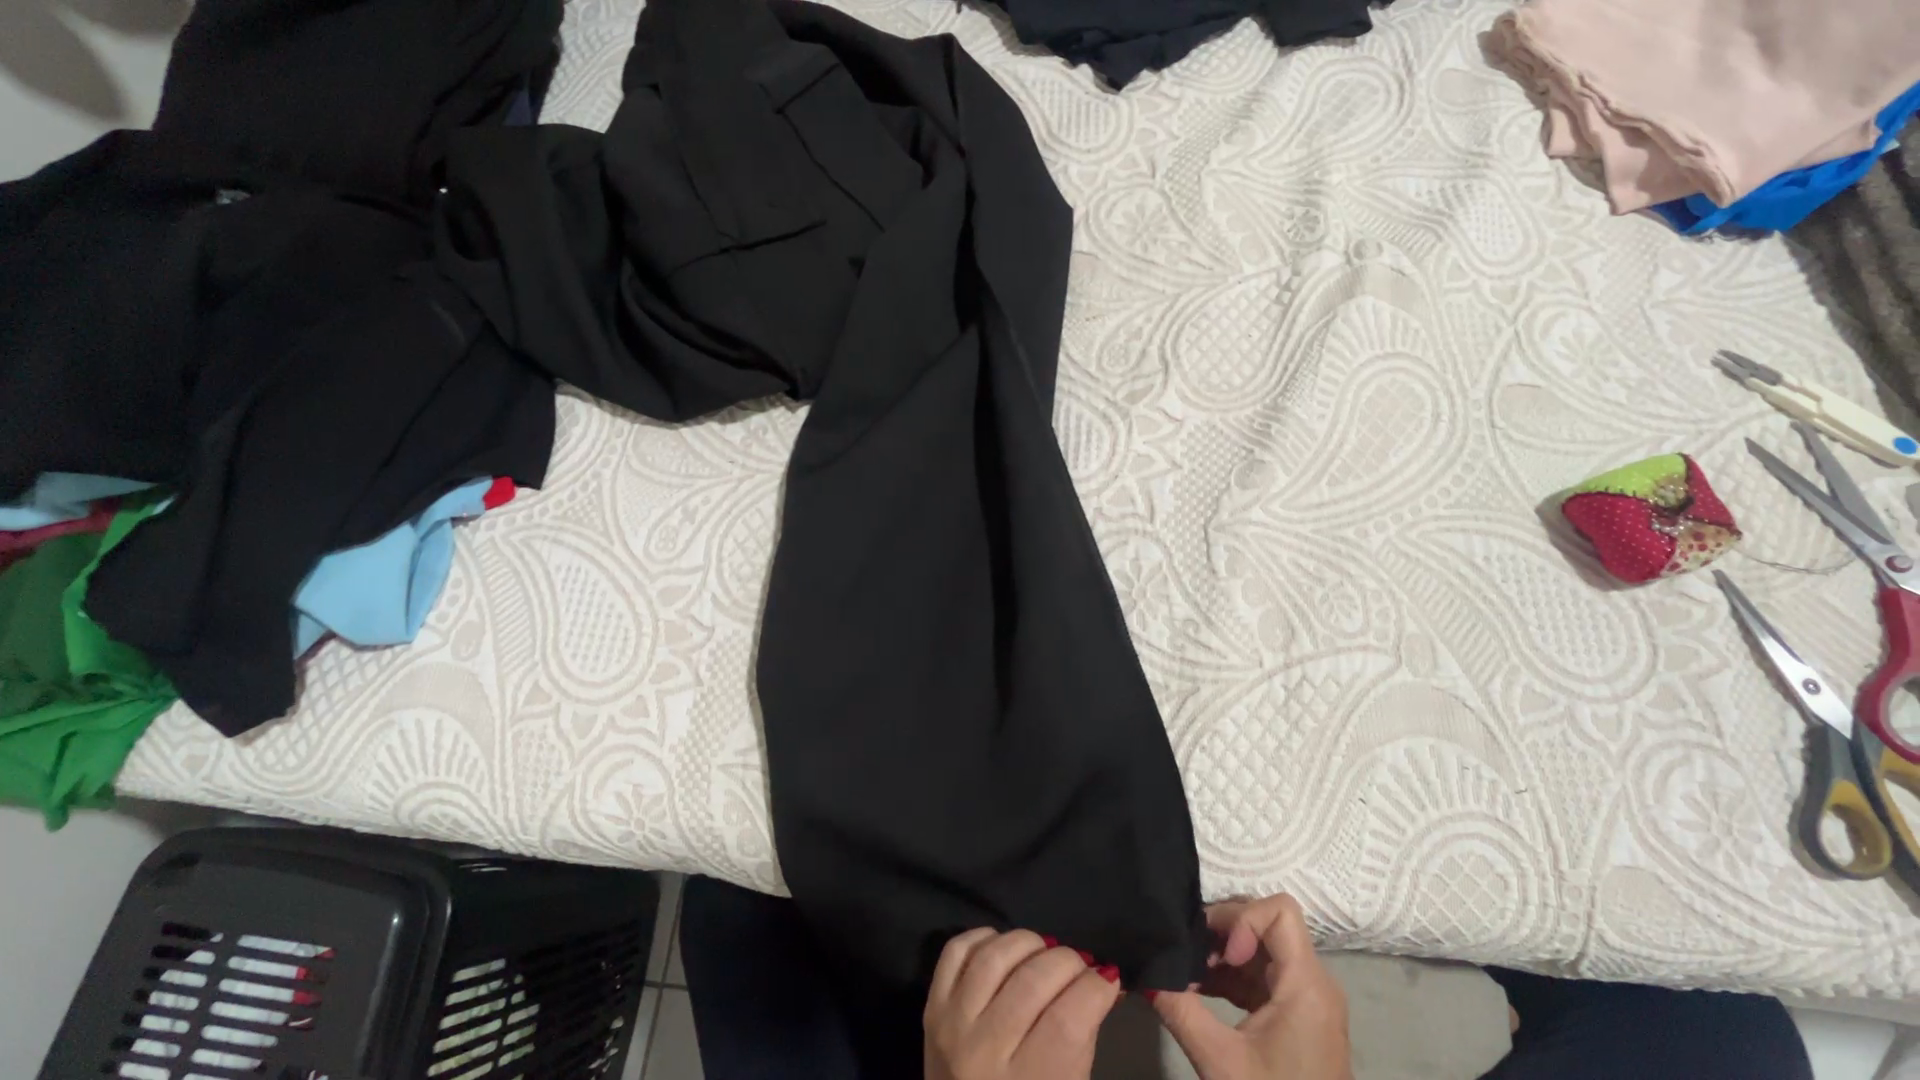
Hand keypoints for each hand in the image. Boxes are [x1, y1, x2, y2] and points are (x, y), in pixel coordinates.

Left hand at [924, 928, 1122, 1079]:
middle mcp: (984, 1052)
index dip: (1094, 988)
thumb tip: (1103, 975)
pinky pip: (956, 951)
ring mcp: (952, 1025)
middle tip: (1079, 965)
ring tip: (1045, 952)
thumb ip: (1086, 1030)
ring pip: (993, 957)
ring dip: (1029, 943)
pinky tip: (1005, 948)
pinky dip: (985, 937)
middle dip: (1068, 961)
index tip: (1106, 978)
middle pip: (1032, 982)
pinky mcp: (931, 1006)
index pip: (1067, 1020)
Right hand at [1151, 895, 1351, 1079]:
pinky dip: (1229, 976)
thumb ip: (1179, 1009)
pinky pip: (1262, 977)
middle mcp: (1313, 983)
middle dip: (1222, 932)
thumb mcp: (1219, 1062)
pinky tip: (1197, 993)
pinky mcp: (1295, 1017)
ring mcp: (1306, 1000)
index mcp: (1306, 986)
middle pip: (1269, 924)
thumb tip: (1143, 972)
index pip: (1279, 911)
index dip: (1241, 919)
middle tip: (1184, 955)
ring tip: (1184, 975)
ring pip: (1263, 949)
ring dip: (1221, 955)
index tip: (1215, 954)